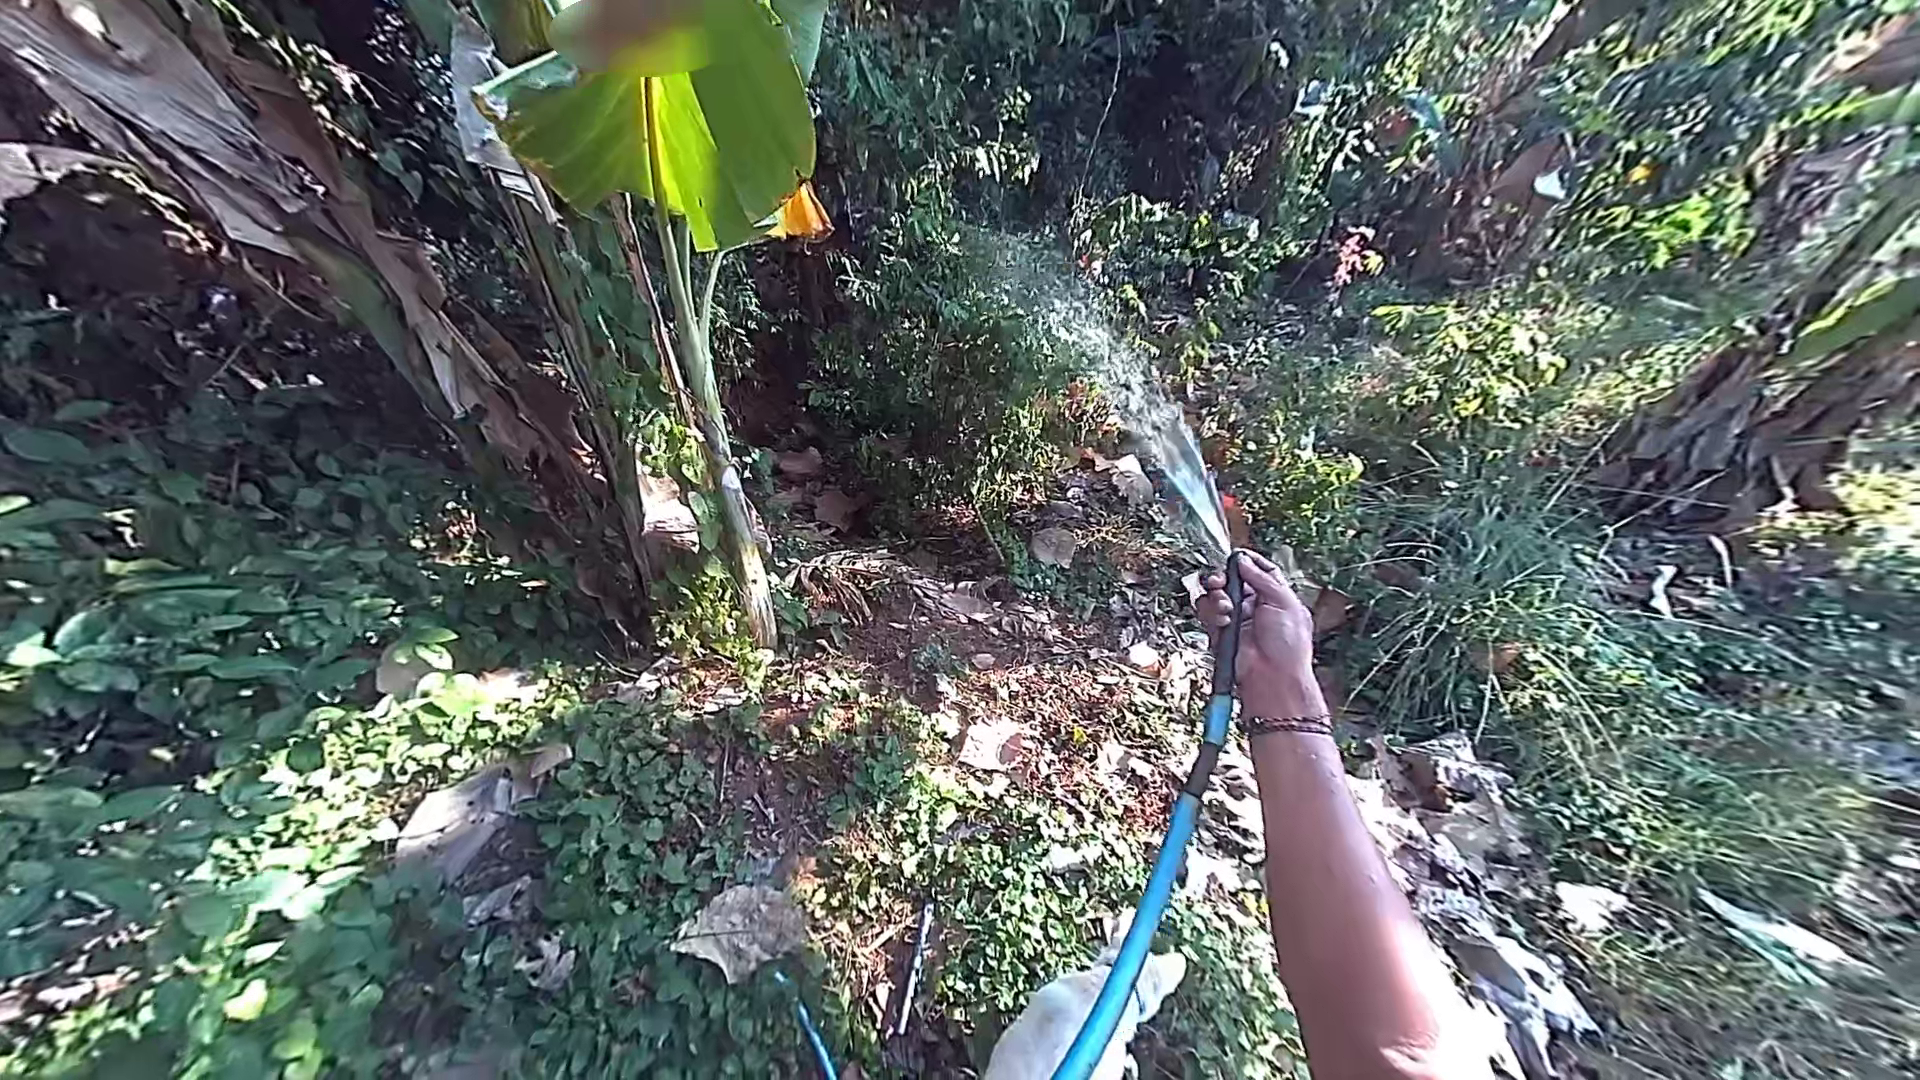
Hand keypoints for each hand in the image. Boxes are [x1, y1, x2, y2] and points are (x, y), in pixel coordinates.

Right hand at [1197, 552, 1327, 718]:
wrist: (1272, 675)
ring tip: (1226, 607)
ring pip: (1214, 593)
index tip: (1237, 555)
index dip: (1247, 561)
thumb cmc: (1288, 644)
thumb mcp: (1284, 603)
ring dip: (1216, 596)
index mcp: (1274, 595)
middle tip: (1220, 580)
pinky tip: (1223, 619)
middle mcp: (1252, 604)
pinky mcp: (1218, 629)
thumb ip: (1262, 578)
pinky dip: (1210, 611)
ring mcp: (1234, 616)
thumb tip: (1242, 561)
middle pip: (1230, 579)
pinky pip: (1205, 611)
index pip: (1258, 571)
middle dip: (1222, 577)